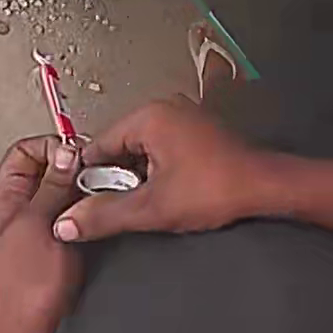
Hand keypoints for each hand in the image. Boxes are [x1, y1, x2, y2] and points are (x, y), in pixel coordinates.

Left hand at [0, 136, 85, 332]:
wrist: (35, 327)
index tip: (77, 157)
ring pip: (62, 186)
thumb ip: (54, 183)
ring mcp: (36, 220)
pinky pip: (71, 206)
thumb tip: (67, 152)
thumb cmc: (27, 286)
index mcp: (3, 196)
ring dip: (80, 187)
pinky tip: (93, 211)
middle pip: (46, 165)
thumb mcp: (40, 223)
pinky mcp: (55, 234)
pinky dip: (84, 204)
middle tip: (89, 174)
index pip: (26, 149)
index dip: (53, 147)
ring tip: (92, 194)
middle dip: (71, 167)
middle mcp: (17, 205)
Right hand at [58, 98, 276, 241]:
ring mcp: (183, 116)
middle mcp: (165, 108)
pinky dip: (156, 168)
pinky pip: (161, 146)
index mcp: (149, 117)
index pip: (98, 145)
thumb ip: (105, 215)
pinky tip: (165, 191)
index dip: (88, 178)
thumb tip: (68, 223)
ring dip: (138, 175)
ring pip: (141, 148)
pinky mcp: (196, 130)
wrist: (265, 187)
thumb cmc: (217, 189)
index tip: (83, 203)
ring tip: (149, 201)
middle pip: (119, 145)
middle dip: (117, 177)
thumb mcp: (153, 208)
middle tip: (123, 205)